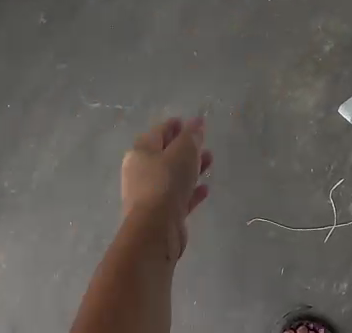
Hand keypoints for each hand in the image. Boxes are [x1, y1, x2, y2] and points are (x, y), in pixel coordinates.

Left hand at [119, 117, 211, 260]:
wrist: (156, 229)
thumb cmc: (167, 181)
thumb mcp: (184, 150)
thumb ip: (191, 135)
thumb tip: (196, 122)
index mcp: (141, 152)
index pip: (159, 132)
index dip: (175, 126)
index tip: (192, 123)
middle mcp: (141, 172)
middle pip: (165, 155)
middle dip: (186, 148)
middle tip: (203, 143)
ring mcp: (149, 195)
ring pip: (173, 176)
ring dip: (191, 168)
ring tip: (210, 161)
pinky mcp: (160, 215)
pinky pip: (178, 197)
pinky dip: (191, 191)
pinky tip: (205, 189)